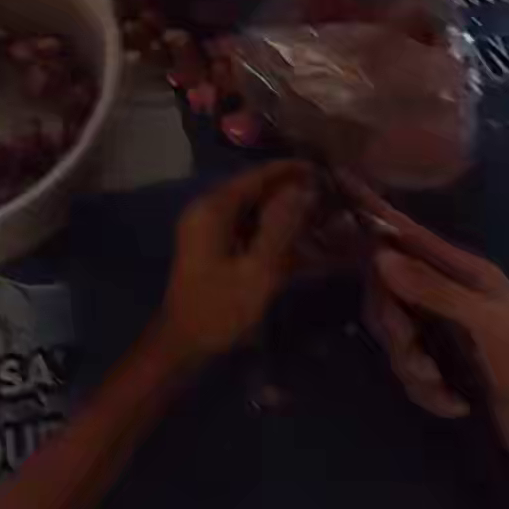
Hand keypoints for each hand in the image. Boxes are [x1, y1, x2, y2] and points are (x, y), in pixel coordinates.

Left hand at [155, 161, 315, 363]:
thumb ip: (280, 228)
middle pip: (251, 190)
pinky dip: (268, 231)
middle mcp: (206, 209)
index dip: (286, 170)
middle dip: (287, 190)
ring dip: (280, 211)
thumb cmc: (220, 307)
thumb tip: (303, 190)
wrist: (183, 341)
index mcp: (212, 208)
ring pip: (249, 209)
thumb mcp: (257, 269)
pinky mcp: (211, 244)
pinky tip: (297, 240)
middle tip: (325, 193)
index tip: (319, 168)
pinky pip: (244, 227)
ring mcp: (206, 227)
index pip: (253, 177)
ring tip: (318, 214)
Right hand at [356, 186, 508, 488]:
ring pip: (390, 324)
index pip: (407, 229)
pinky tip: (452, 403)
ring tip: (442, 388)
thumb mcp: (495, 333)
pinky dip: (422, 386)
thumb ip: (436, 291)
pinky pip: (402, 359)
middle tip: (416, 357)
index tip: (337, 175)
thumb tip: (379, 254)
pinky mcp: (436, 357)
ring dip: (409, 363)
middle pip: (385, 285)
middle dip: (393, 326)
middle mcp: (445, 289)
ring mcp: (439, 323)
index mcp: (464, 271)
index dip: (371, 205)